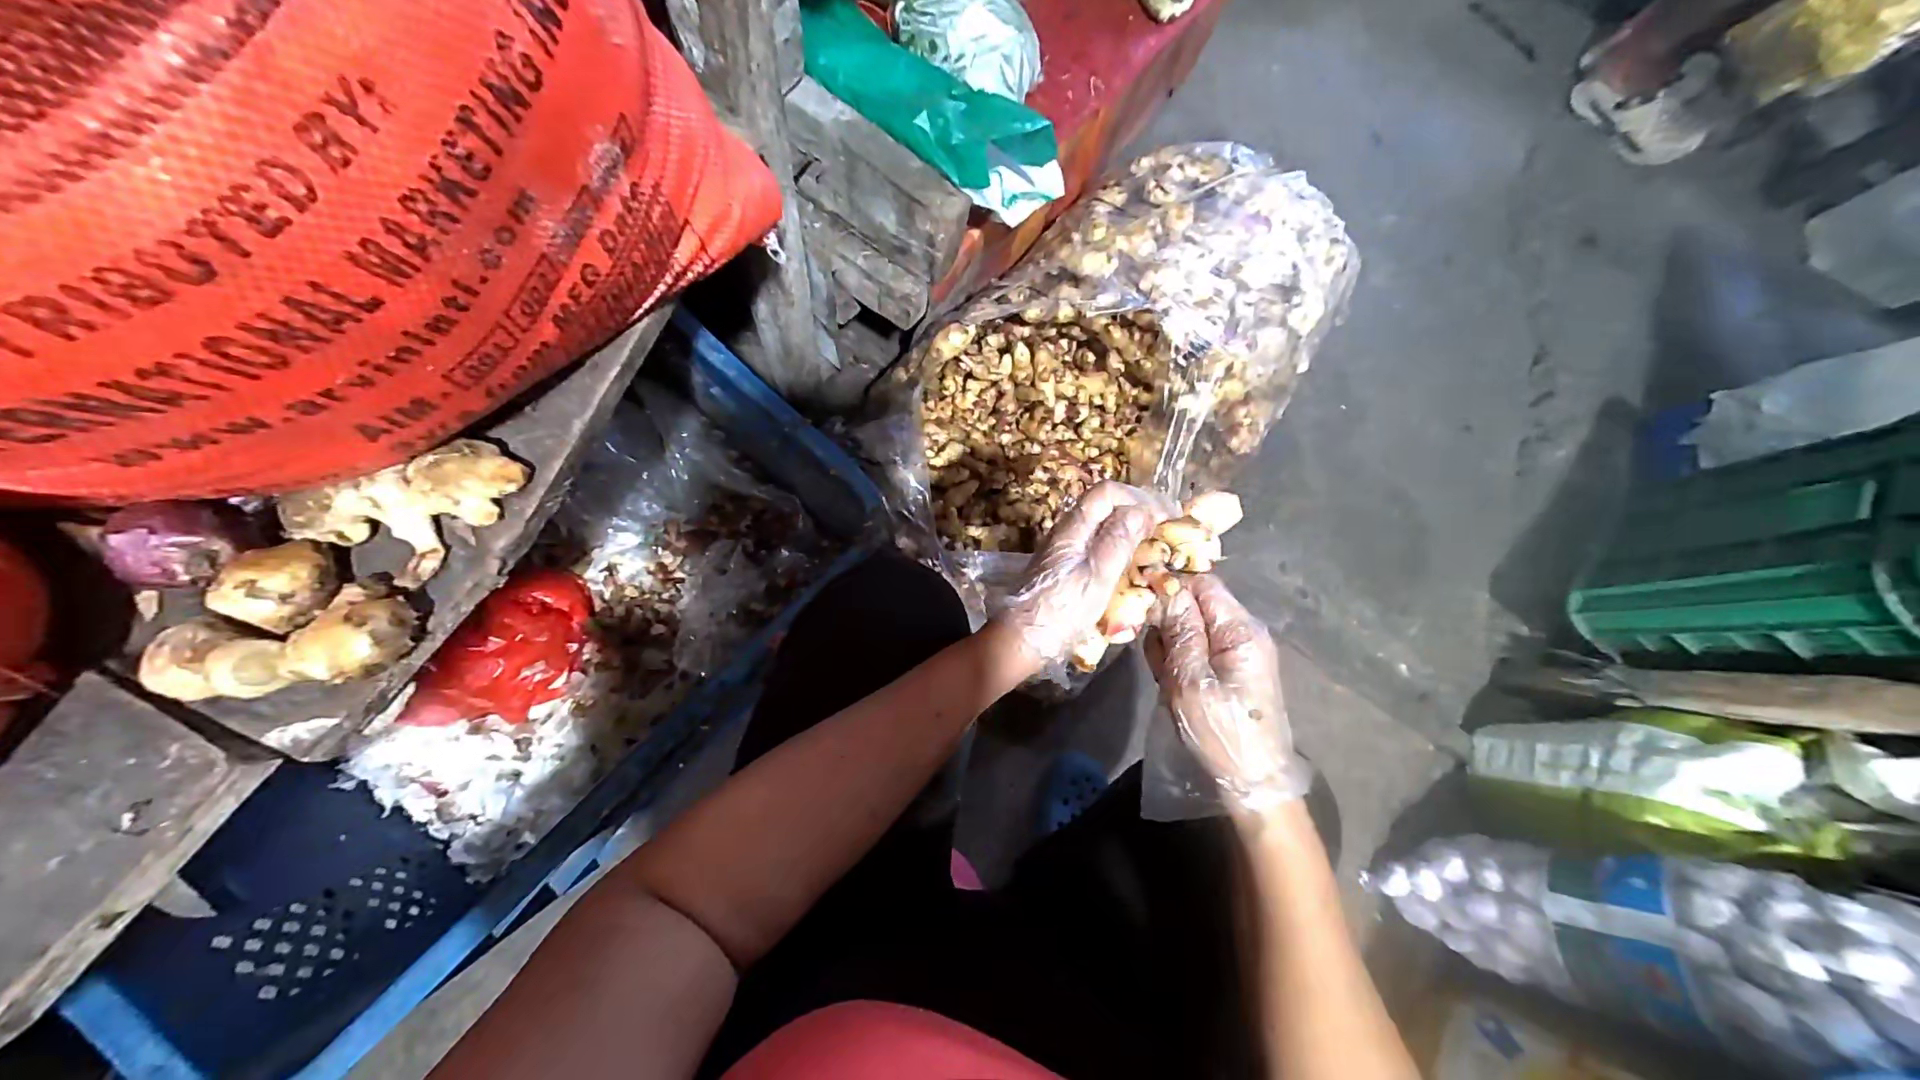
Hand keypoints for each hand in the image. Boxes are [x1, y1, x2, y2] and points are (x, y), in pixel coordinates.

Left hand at [993, 481, 1171, 670]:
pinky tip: (1131, 567)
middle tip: (1167, 530)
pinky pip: (1096, 548)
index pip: (1108, 492)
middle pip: (1105, 507)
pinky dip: (1118, 550)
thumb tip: (1141, 510)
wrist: (1020, 640)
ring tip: (1156, 547)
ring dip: (1130, 532)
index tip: (1167, 516)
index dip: (1140, 498)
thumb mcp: (1097, 575)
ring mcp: (1064, 552)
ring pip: (1101, 528)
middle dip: (1138, 512)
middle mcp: (1067, 533)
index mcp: (1073, 527)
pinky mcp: (1063, 571)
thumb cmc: (1061, 610)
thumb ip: (1118, 540)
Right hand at [1145, 574, 1310, 811]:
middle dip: (1167, 623)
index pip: (1202, 583)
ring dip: (1169, 647)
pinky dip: (1178, 663)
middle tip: (1156, 657)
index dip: (1169, 586)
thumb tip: (1166, 586)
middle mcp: (1243, 633)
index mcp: (1240, 629)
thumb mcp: (1191, 680)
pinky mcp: (1229, 672)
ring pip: (1190, 629)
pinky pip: (1195, 651)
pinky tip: (1172, 686)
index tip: (1139, 604)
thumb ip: (1179, 631)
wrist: (1252, 783)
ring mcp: (1237, 653)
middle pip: (1194, 604)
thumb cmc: (1221, 732)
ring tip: (1165, 678)